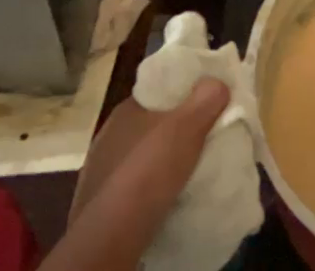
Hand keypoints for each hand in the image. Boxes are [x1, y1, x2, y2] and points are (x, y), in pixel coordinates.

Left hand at [40, 78, 229, 270]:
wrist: (111, 233)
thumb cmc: (150, 169)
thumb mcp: (188, 126)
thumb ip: (206, 99)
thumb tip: (217, 82)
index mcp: (126, 111)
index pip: (159, 93)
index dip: (183, 97)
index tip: (205, 107)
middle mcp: (108, 135)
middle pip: (151, 125)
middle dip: (173, 132)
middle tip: (201, 141)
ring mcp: (99, 169)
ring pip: (140, 157)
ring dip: (159, 163)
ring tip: (186, 173)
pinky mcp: (97, 202)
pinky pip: (130, 187)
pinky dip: (147, 189)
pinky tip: (163, 198)